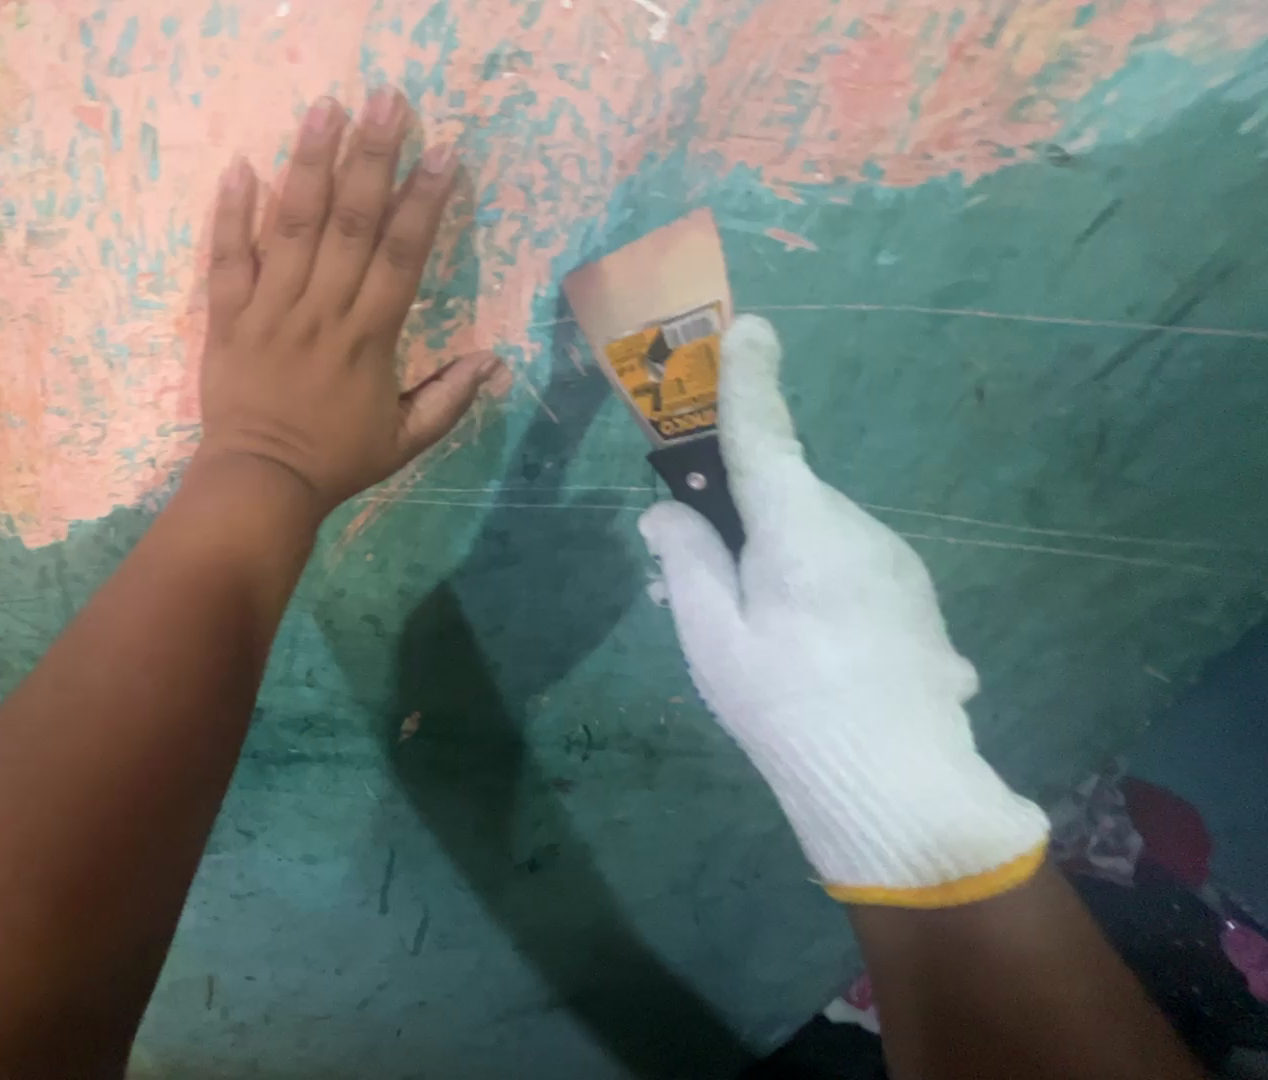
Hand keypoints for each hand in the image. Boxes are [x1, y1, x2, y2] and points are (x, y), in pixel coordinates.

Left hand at [194, 90, 500, 520]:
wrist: (261, 483)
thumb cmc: (335, 462)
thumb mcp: (404, 441)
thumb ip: (448, 400)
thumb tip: (493, 360)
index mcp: (369, 338)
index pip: (401, 257)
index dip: (424, 204)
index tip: (442, 153)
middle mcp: (322, 312)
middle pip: (350, 225)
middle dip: (372, 160)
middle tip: (387, 100)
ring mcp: (271, 311)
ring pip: (291, 228)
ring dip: (309, 165)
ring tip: (325, 109)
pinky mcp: (228, 320)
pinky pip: (228, 261)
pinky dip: (231, 215)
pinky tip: (241, 167)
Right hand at [638, 316, 1047, 906]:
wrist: (896, 788)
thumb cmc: (785, 706)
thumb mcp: (711, 636)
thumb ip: (686, 561)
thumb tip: (663, 515)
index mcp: (802, 531)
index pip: (766, 437)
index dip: (749, 381)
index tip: (746, 329)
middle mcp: (858, 531)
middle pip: (780, 492)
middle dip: (731, 512)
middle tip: (684, 577)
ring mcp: (894, 564)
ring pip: (810, 530)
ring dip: (764, 553)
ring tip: (737, 626)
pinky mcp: (911, 597)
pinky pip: (840, 561)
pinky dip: (801, 577)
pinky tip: (793, 644)